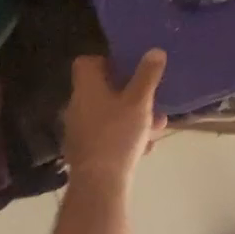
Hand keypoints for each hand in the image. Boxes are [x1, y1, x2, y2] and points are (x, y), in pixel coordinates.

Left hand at [62, 51, 166, 186]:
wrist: (99, 183)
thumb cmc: (118, 134)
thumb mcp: (139, 102)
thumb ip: (148, 75)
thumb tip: (155, 50)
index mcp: (86, 88)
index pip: (86, 63)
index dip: (107, 61)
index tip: (128, 68)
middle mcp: (77, 106)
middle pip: (102, 89)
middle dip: (129, 93)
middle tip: (150, 99)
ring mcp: (79, 130)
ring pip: (108, 114)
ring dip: (132, 117)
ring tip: (157, 127)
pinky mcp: (85, 151)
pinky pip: (107, 135)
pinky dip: (124, 137)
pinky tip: (145, 148)